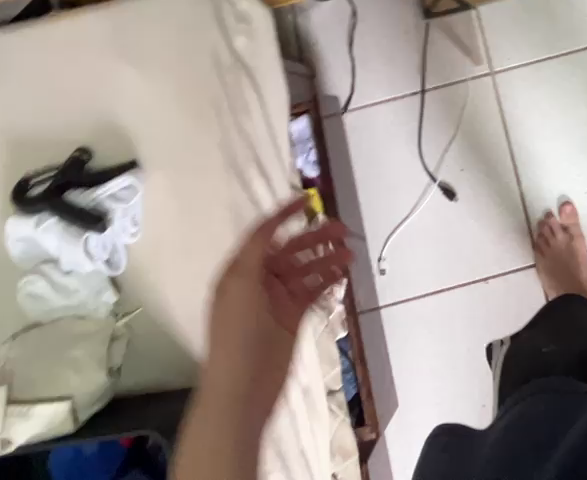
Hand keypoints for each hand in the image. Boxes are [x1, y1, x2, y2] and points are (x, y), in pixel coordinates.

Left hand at [204, 198, 351, 427]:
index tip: (308, 199)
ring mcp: (278, 299)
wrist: (242, 389)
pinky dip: (328, 280)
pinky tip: (344, 274)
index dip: (285, 214)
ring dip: (327, 259)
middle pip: (291, 249)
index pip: (264, 233)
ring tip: (350, 254)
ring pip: (306, 269)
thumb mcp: (240, 285)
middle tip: (343, 230)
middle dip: (316, 238)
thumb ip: (256, 250)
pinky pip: (314, 290)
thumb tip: (272, 223)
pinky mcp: (293, 316)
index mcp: (241, 270)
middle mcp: (259, 280)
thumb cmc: (236, 333)